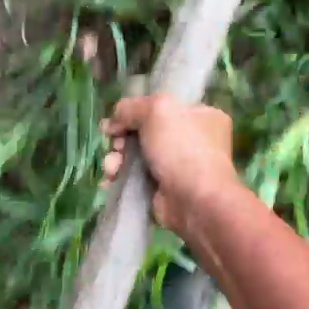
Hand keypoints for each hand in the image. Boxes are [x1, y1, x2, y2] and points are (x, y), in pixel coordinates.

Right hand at [100, 96, 237, 235]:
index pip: (159, 107)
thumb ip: (130, 108)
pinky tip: (110, 181)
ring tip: (112, 169)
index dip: (133, 113)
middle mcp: (189, 138)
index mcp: (199, 115)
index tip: (115, 123)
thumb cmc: (183, 149)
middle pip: (142, 131)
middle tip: (116, 147)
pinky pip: (133, 176)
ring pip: (134, 155)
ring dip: (116, 160)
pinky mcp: (161, 188)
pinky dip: (119, 177)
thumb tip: (112, 124)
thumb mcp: (157, 111)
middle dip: (121, 139)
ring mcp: (175, 165)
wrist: (195, 201)